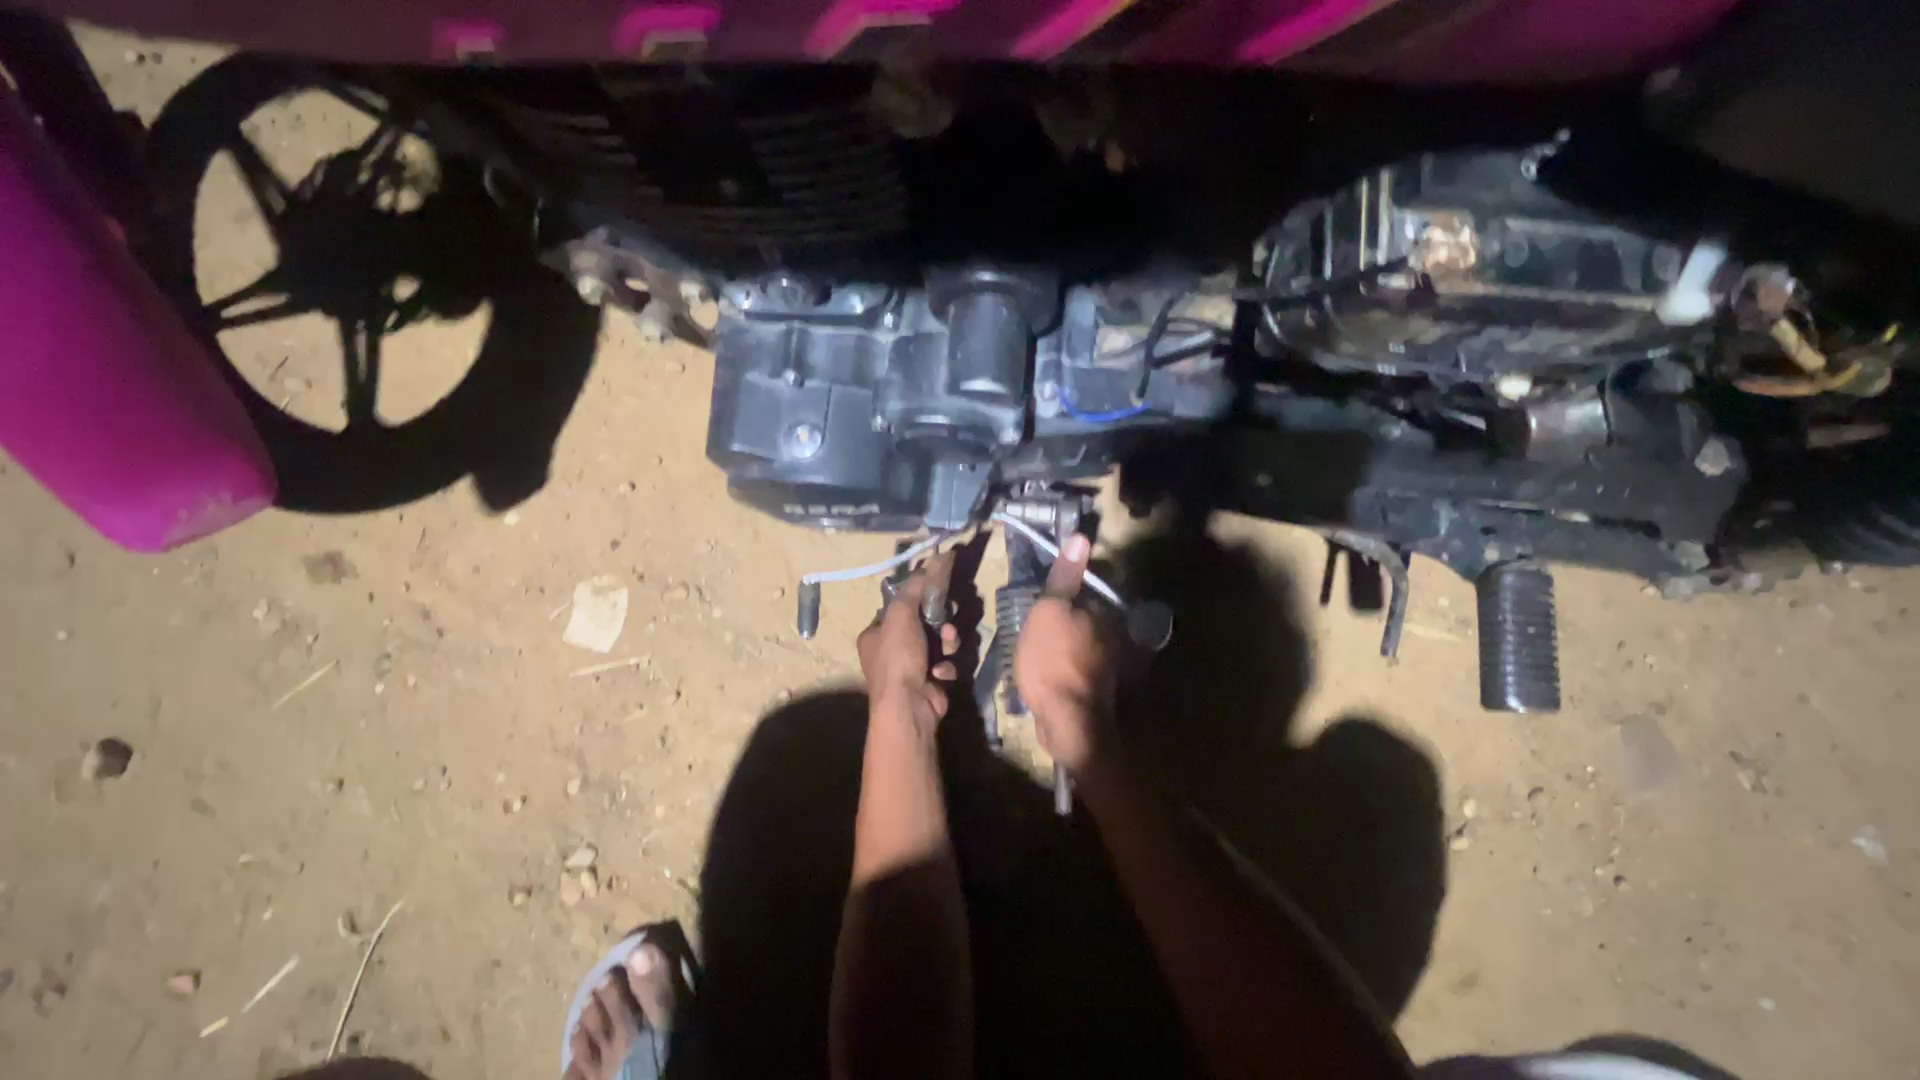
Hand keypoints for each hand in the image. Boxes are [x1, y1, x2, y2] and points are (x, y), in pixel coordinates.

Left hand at [857, 555, 960, 728]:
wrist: (909, 705)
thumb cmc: (898, 657)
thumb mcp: (901, 615)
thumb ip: (914, 588)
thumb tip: (930, 562)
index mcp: (875, 634)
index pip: (899, 606)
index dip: (919, 597)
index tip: (938, 588)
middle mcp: (890, 650)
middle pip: (922, 623)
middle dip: (939, 621)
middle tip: (949, 616)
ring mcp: (910, 667)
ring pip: (938, 642)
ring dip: (946, 641)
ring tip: (946, 646)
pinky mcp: (929, 682)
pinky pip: (944, 663)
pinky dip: (945, 665)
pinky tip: (940, 672)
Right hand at [1012, 533, 1114, 774]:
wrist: (1068, 722)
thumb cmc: (1052, 660)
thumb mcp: (1049, 611)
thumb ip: (1065, 578)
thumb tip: (1081, 536)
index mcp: (1103, 613)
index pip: (1084, 591)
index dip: (1061, 594)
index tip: (1040, 601)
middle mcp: (1113, 636)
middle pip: (1083, 618)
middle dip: (1064, 620)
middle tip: (1032, 625)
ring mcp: (1106, 666)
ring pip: (1081, 644)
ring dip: (1063, 645)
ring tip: (1034, 650)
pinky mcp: (1095, 690)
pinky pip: (1076, 668)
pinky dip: (1063, 667)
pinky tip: (1045, 673)